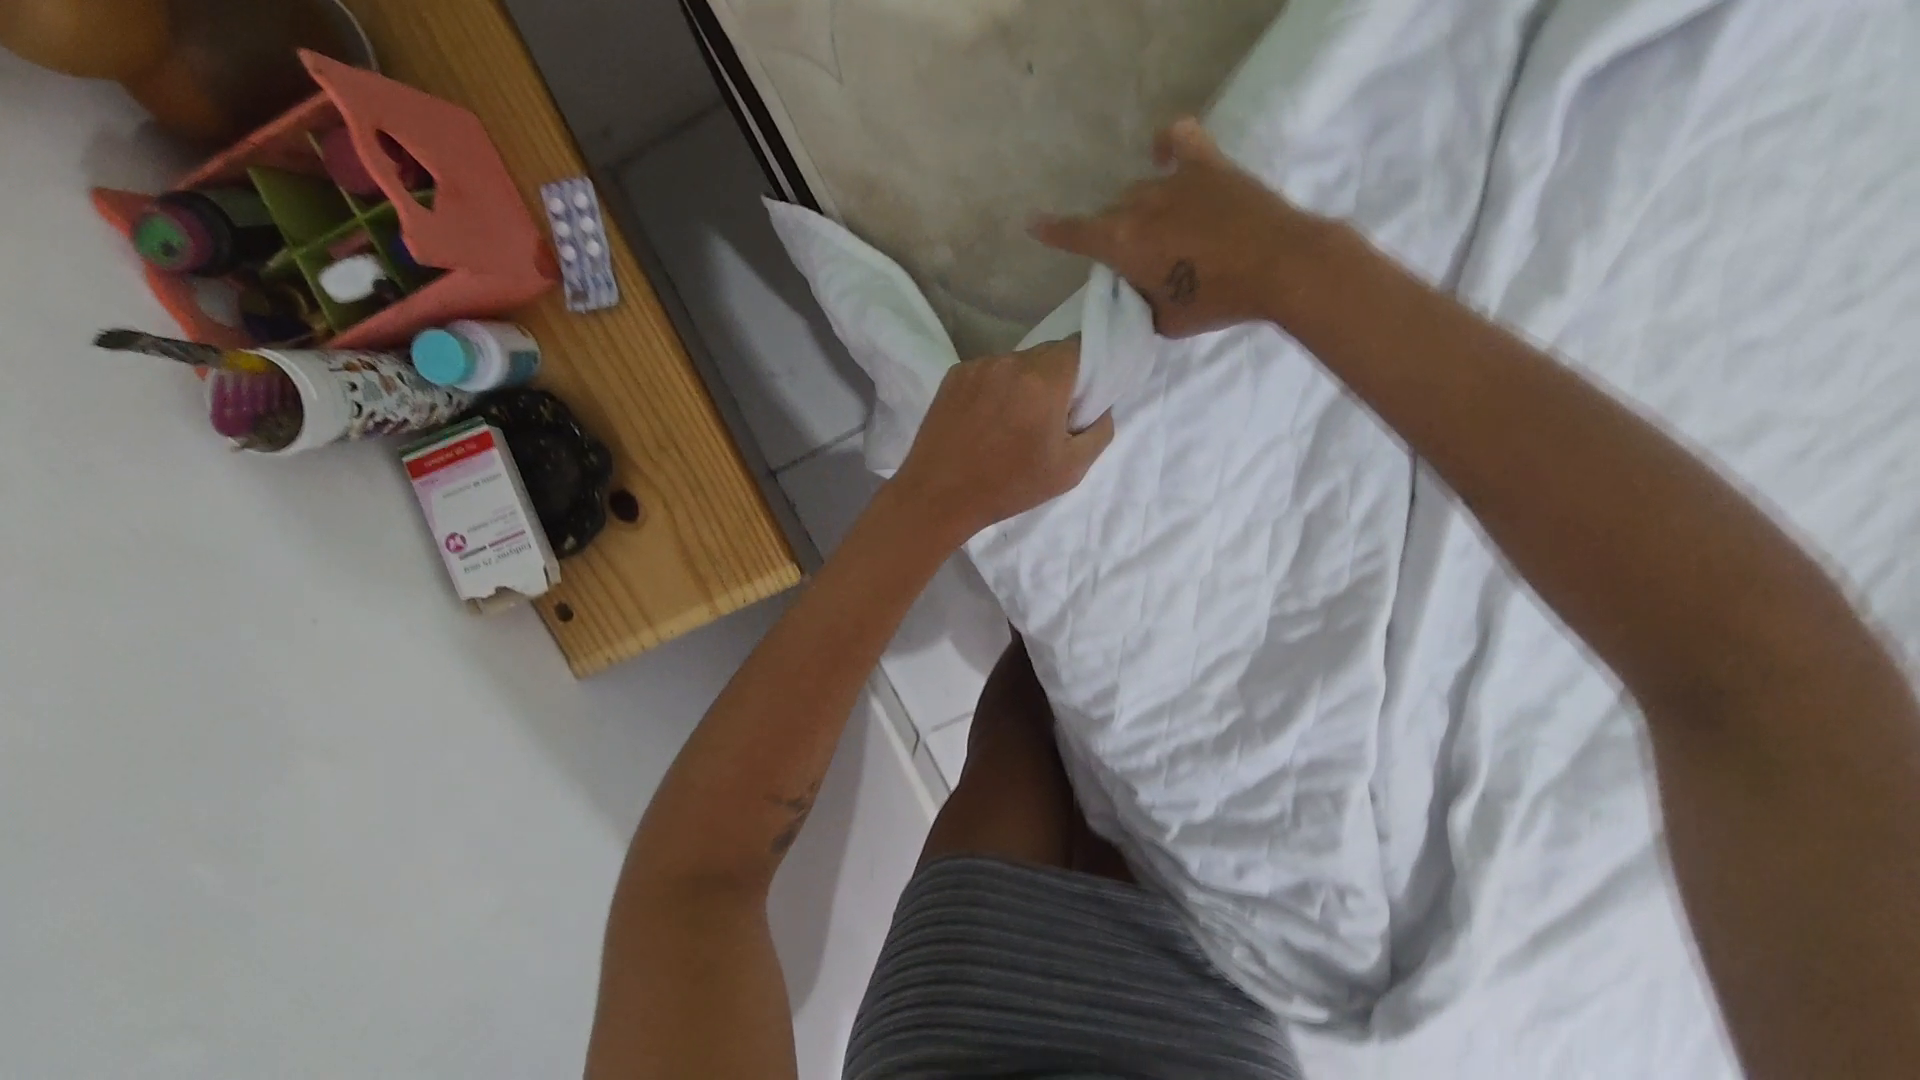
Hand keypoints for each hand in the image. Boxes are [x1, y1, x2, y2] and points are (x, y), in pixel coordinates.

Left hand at [891, 338, 1114, 541]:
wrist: (938, 496)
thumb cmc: (1008, 486)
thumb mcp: (1070, 470)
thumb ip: (1099, 431)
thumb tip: (1099, 406)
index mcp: (1042, 382)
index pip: (1080, 347)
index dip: (1088, 368)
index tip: (1083, 397)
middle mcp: (1010, 362)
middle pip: (1048, 354)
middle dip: (1056, 379)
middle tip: (1049, 417)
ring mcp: (978, 366)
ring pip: (1017, 364)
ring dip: (1024, 384)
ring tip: (1013, 422)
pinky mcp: (954, 374)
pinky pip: (990, 371)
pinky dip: (996, 389)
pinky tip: (986, 420)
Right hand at [1030, 118, 1326, 337]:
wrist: (1280, 266)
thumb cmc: (1218, 301)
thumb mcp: (1165, 320)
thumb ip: (1141, 299)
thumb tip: (1140, 286)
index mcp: (1121, 241)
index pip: (1073, 233)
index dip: (1051, 231)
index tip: (1033, 223)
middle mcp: (1138, 204)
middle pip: (1112, 214)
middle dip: (1117, 236)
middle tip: (1142, 262)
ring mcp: (1173, 179)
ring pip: (1140, 189)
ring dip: (1143, 209)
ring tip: (1165, 229)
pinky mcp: (1208, 165)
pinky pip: (1179, 139)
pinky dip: (1167, 144)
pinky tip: (1165, 153)